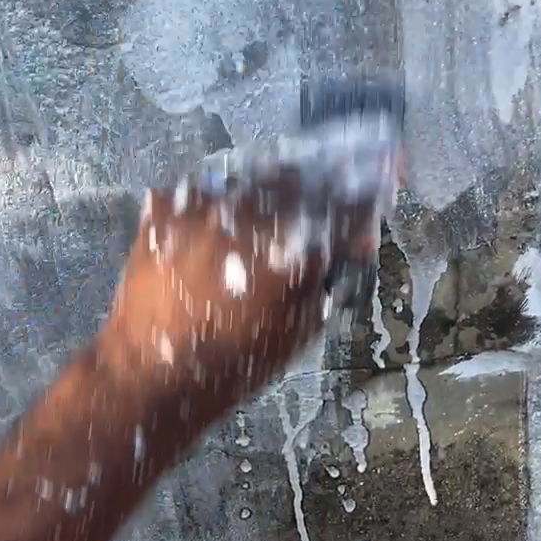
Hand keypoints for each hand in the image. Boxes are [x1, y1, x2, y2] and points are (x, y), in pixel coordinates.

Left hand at [97, 147, 389, 415]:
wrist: (152, 372)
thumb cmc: (233, 363)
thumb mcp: (300, 328)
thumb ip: (329, 277)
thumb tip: (351, 244)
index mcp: (293, 246)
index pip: (346, 202)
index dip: (370, 187)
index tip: (388, 168)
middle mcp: (249, 212)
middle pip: (300, 177)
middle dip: (323, 177)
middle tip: (337, 174)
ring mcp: (201, 204)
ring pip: (251, 177)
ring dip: (270, 187)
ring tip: (271, 205)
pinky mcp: (165, 206)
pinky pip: (203, 190)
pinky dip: (218, 201)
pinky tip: (221, 219)